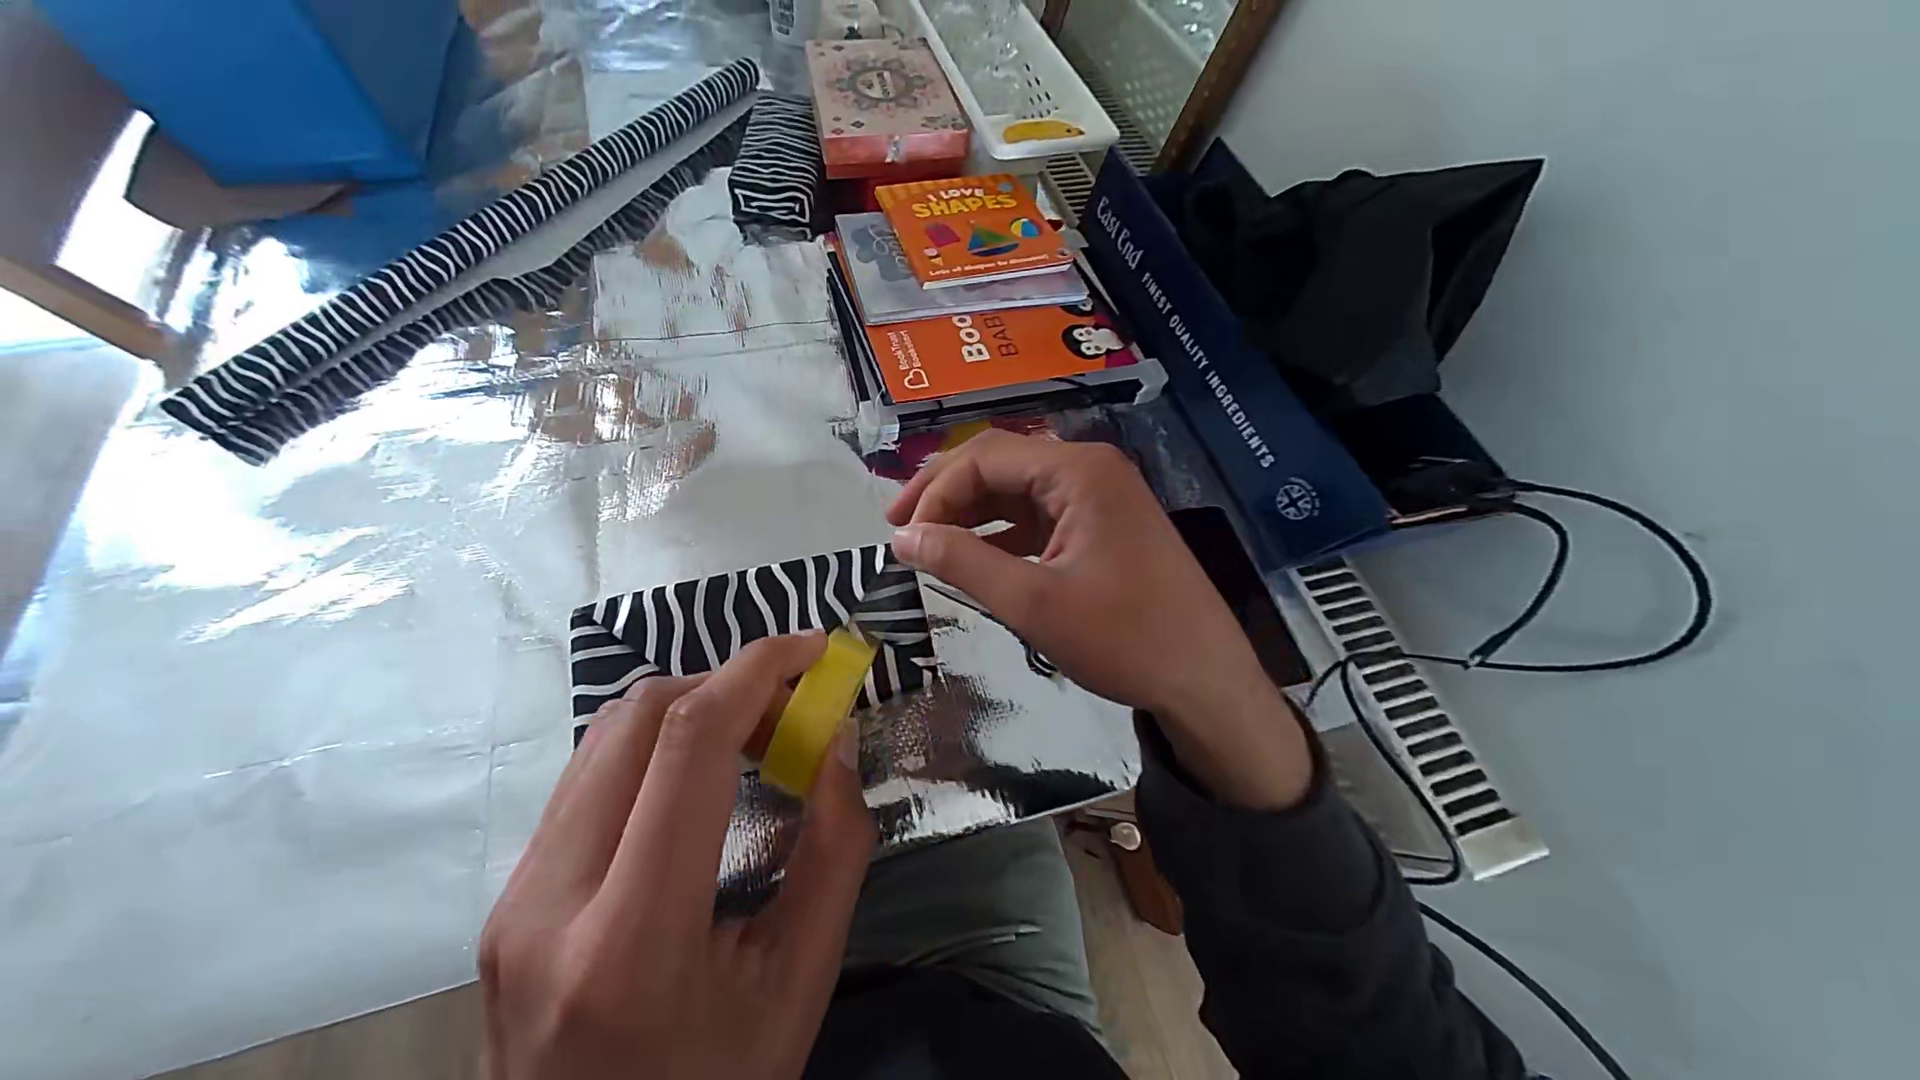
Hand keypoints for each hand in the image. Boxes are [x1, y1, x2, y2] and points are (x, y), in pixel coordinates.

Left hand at [480, 633, 874, 1079]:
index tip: (811, 649)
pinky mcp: (508, 894)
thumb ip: (834, 850)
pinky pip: (589, 776)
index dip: (756, 672)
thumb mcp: (802, 980)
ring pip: (605, 737)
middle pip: (638, 718)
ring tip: (754, 730)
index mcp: (629, 941)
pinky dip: (656, 744)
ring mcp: (513, 897)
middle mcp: (546, 903)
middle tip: (792, 702)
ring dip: (691, 708)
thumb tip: (835, 741)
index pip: (687, 746)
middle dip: (728, 682)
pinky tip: (701, 772)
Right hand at [887, 431, 1310, 809]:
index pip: (984, 458)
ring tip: (927, 542)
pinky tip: (975, 556)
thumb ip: (962, 562)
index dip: (934, 493)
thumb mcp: (1033, 602)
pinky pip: (1039, 516)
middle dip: (946, 494)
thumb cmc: (1124, 639)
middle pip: (1000, 464)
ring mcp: (1100, 497)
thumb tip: (902, 538)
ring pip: (1017, 490)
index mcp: (1078, 470)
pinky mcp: (1103, 526)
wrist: (1206, 680)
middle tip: (899, 529)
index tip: (900, 538)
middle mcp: (1089, 469)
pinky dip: (1002, 533)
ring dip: (971, 513)